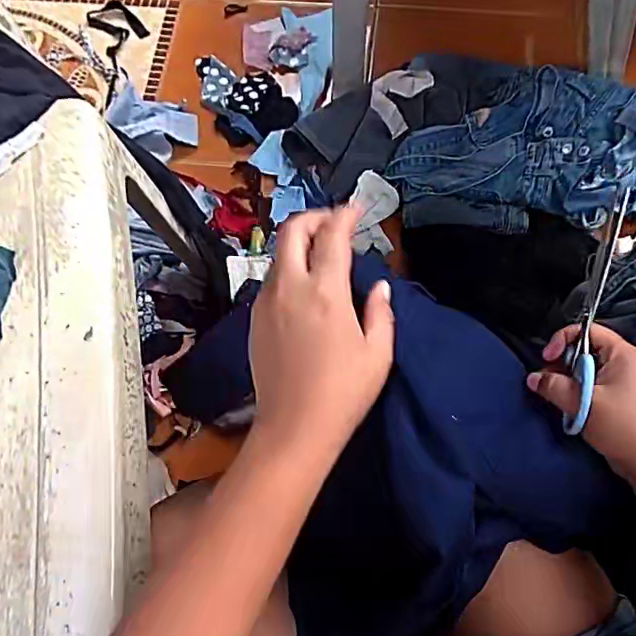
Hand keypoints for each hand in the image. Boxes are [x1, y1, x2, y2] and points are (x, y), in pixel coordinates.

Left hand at [249, 206, 394, 458]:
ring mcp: (266, 304)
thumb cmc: (345, 393)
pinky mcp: (255, 321)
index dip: (345, 215)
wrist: (295, 427)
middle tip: (334, 223)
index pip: (332, 237)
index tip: (356, 207)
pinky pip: (271, 281)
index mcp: (325, 293)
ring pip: (278, 255)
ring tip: (321, 254)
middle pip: (292, 231)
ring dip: (299, 244)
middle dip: (314, 217)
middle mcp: (290, 289)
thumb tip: (378, 287)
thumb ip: (380, 313)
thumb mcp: (378, 354)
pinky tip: (305, 288)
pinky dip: (289, 270)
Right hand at [527, 324, 635, 477]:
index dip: (563, 340)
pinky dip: (583, 396)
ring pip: (589, 372)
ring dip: (571, 385)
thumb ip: (555, 388)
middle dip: (564, 366)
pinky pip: (597, 388)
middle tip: (550, 385)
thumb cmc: (621, 427)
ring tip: (563, 402)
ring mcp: (626, 382)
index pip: (588, 330)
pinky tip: (576, 411)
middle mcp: (626, 363)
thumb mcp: (584, 404)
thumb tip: (533, 378)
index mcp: (622, 354)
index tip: (547, 360)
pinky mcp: (623, 400)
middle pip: (586, 351)